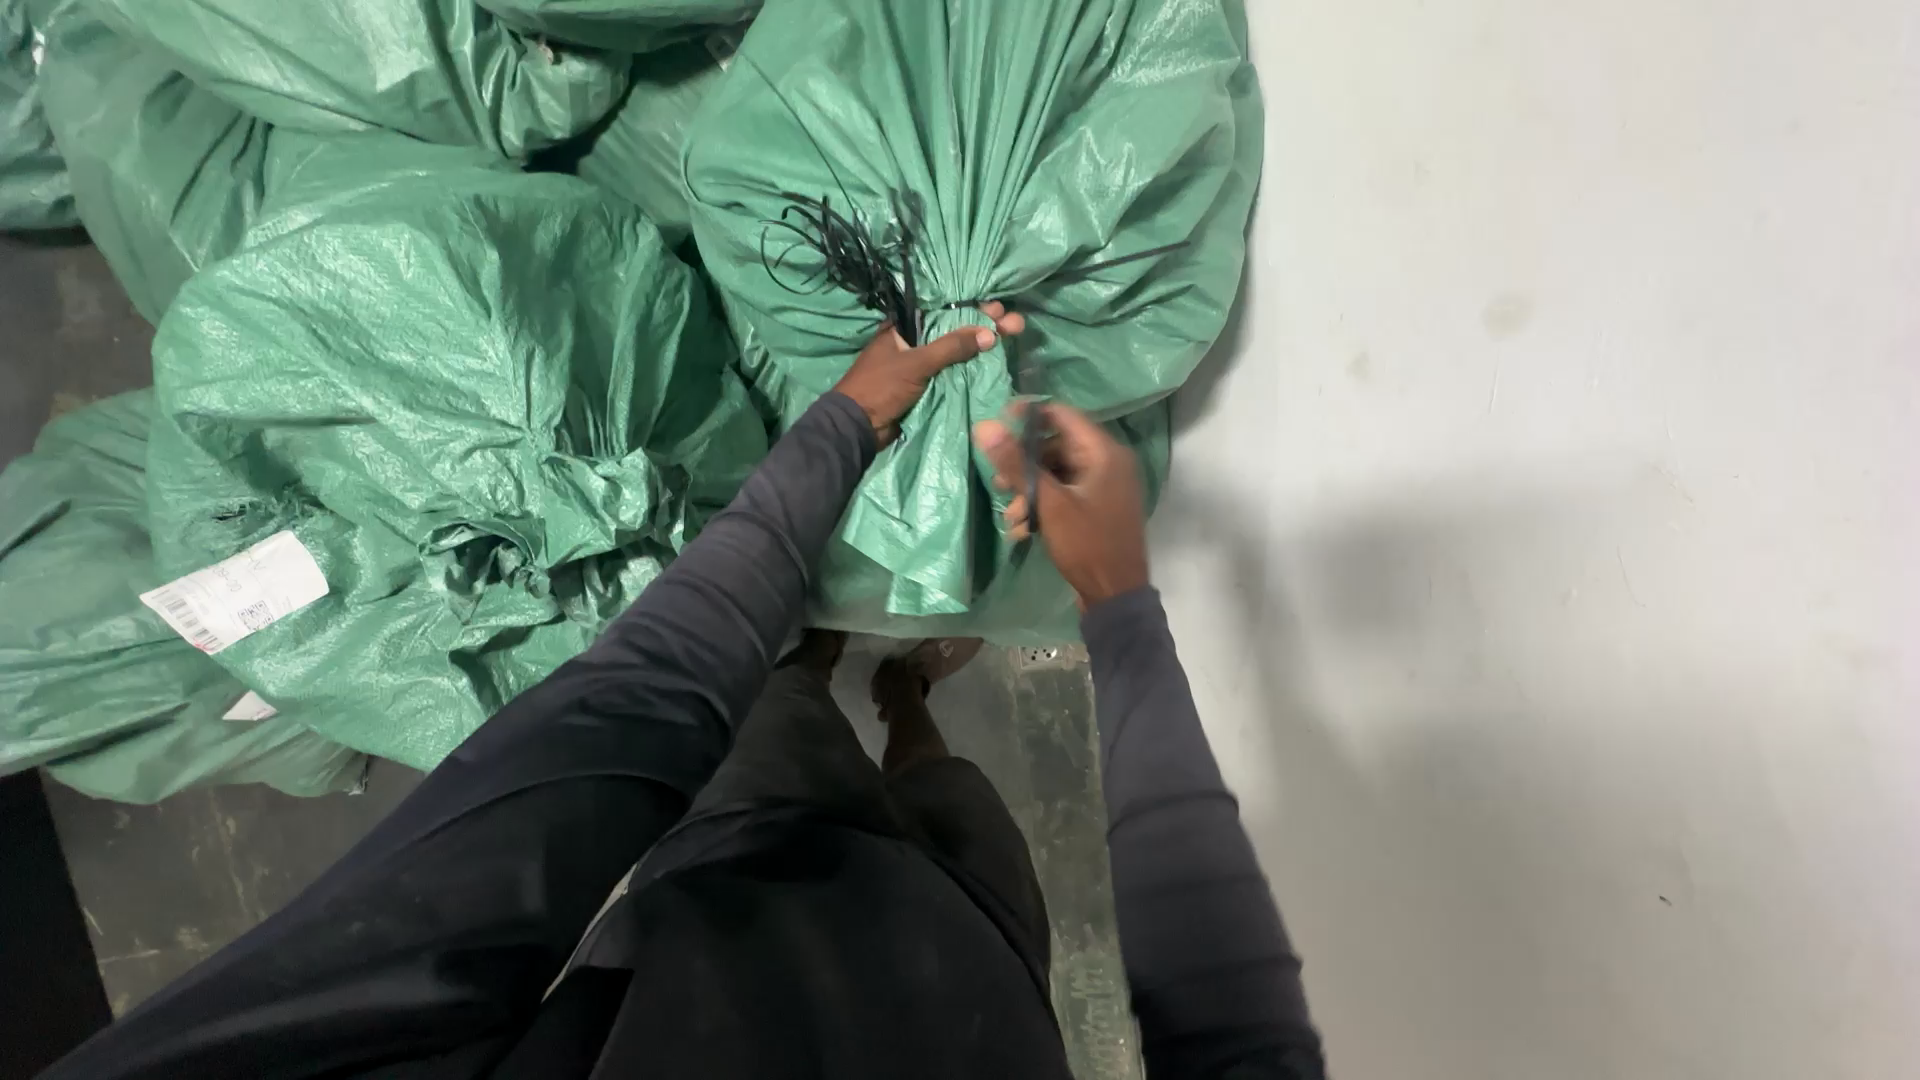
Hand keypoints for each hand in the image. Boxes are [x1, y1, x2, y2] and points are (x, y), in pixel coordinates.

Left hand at [832, 303, 1024, 447]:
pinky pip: (951, 374)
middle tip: (1015, 326)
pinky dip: (970, 371)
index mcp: (904, 327)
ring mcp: (920, 366)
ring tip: (1012, 339)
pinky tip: (994, 365)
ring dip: (981, 349)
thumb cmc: (881, 387)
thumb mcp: (916, 363)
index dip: (973, 309)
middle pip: (955, 331)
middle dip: (984, 328)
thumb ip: (951, 348)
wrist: (859, 427)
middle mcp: (914, 342)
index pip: (945, 311)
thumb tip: (989, 334)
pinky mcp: (925, 387)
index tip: (1000, 311)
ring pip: (956, 354)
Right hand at [973, 402, 1148, 608]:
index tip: (995, 428)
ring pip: (1055, 474)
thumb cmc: (1086, 545)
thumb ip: (1017, 463)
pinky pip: (1063, 494)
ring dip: (1028, 491)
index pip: (1061, 415)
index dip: (1027, 417)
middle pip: (1055, 447)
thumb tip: (984, 426)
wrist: (1115, 595)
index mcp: (1104, 452)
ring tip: (1011, 516)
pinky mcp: (1095, 507)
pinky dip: (1042, 506)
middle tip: (998, 483)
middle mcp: (1107, 463)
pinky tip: (1022, 529)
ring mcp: (1102, 486)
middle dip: (1023, 465)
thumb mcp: (1048, 503)